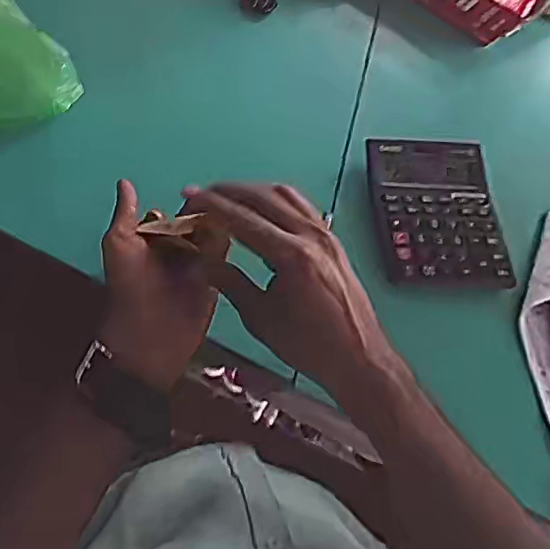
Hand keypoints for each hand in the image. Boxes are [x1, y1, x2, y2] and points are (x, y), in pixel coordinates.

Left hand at [98, 180, 227, 389]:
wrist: (146, 338)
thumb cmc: (126, 288)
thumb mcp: (118, 245)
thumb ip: (126, 214)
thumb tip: (125, 182)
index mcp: (153, 238)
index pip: (175, 213)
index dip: (185, 207)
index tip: (196, 200)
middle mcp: (176, 248)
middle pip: (198, 221)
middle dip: (205, 214)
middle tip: (216, 210)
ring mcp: (197, 262)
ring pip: (213, 233)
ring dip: (219, 225)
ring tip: (226, 221)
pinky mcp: (214, 276)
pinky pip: (225, 254)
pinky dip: (229, 242)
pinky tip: (235, 233)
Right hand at [185, 182, 402, 400]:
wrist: (359, 358)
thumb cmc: (309, 346)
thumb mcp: (261, 318)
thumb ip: (231, 283)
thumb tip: (202, 261)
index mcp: (292, 256)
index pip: (243, 219)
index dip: (212, 204)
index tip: (190, 196)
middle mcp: (310, 236)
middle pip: (262, 197)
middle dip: (227, 191)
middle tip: (201, 193)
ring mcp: (324, 234)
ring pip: (283, 194)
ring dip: (251, 190)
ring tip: (226, 195)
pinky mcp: (331, 238)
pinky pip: (300, 204)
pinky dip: (275, 197)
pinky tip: (261, 205)